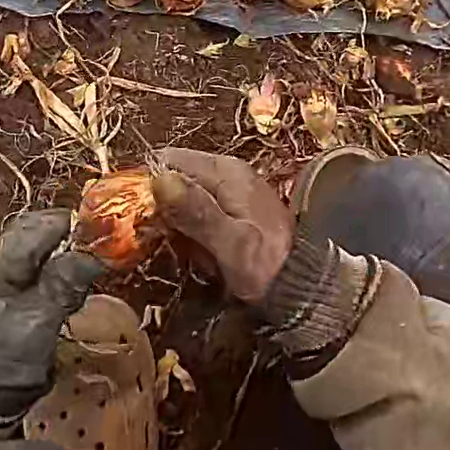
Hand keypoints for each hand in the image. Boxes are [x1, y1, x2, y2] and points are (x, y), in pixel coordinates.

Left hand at [0, 209, 104, 408]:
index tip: (104, 244)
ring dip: (63, 255)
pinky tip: (57, 290)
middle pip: (44, 226)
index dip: (78, 229)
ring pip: (42, 239)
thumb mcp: (43, 318)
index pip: (46, 223)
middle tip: (90, 267)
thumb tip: (104, 249)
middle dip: (72, 242)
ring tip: (70, 286)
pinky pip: (34, 254)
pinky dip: (52, 266)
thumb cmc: (4, 358)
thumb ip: (70, 279)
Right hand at [152, 148, 293, 301]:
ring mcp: (229, 189)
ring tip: (195, 252)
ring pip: (183, 199)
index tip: (150, 219)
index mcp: (225, 171)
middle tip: (177, 242)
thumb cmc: (265, 266)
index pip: (168, 162)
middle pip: (174, 179)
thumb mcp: (229, 242)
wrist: (299, 287)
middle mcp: (226, 172)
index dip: (151, 188)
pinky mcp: (230, 208)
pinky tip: (204, 254)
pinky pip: (196, 214)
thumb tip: (160, 179)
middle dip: (166, 211)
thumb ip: (196, 211)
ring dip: (178, 227)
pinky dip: (193, 234)